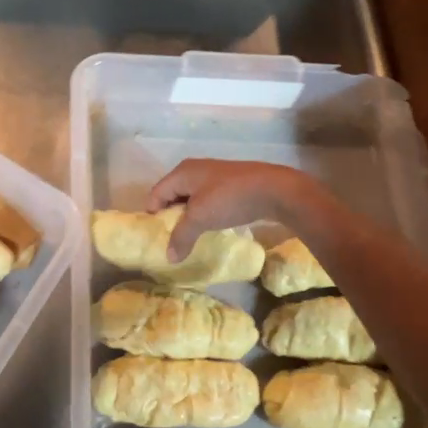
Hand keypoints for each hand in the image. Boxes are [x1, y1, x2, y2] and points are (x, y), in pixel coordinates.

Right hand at [147, 158, 332, 261]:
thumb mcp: (201, 218)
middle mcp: (194, 170)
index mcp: (182, 172)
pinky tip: (210, 228)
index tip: (156, 238)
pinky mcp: (229, 186)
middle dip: (170, 218)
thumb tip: (169, 257)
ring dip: (188, 218)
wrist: (274, 190)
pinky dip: (204, 214)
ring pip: (191, 199)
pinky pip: (206, 201)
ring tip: (190, 238)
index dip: (153, 216)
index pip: (156, 194)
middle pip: (172, 196)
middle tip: (171, 241)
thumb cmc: (229, 198)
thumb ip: (181, 236)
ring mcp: (213, 177)